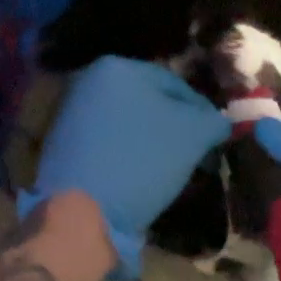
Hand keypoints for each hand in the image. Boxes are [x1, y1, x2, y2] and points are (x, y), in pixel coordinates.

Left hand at [25, 57, 231, 277]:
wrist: (82, 211)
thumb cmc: (140, 160)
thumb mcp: (192, 136)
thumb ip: (212, 121)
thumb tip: (218, 122)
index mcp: (115, 68)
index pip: (173, 83)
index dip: (201, 110)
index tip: (216, 136)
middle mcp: (87, 82)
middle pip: (147, 103)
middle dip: (175, 127)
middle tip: (197, 153)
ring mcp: (70, 114)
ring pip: (128, 124)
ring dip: (152, 143)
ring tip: (172, 169)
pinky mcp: (62, 145)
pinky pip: (107, 143)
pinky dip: (127, 156)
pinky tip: (141, 178)